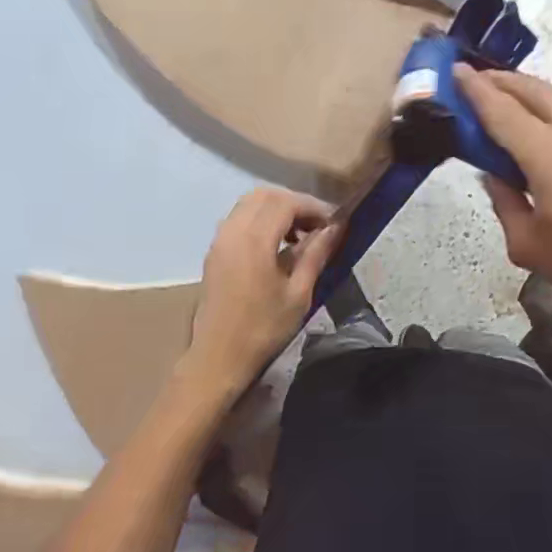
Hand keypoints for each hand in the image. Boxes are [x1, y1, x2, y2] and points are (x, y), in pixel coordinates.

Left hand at [186, 190, 340, 385]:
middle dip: (295, 204)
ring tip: (300, 237)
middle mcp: (232, 231)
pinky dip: (261, 222)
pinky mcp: (215, 252)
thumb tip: (335, 228)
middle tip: (318, 227)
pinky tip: (278, 247)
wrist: (219, 356)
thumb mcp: (299, 293)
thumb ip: (316, 254)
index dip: (313, 207)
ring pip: (249, 205)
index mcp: (254, 240)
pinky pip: (239, 220)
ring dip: (277, 211)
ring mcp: (220, 240)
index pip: (285, 202)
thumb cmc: (264, 329)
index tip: (334, 223)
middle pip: (265, 196)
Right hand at [455, 66, 551, 304]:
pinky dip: (547, 107)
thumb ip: (504, 202)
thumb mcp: (527, 244)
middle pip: (529, 89)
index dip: (474, 90)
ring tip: (504, 102)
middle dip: (499, 82)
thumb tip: (494, 175)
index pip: (500, 110)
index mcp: (545, 153)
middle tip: (475, 84)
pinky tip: (539, 125)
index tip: (455, 71)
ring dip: (525, 93)